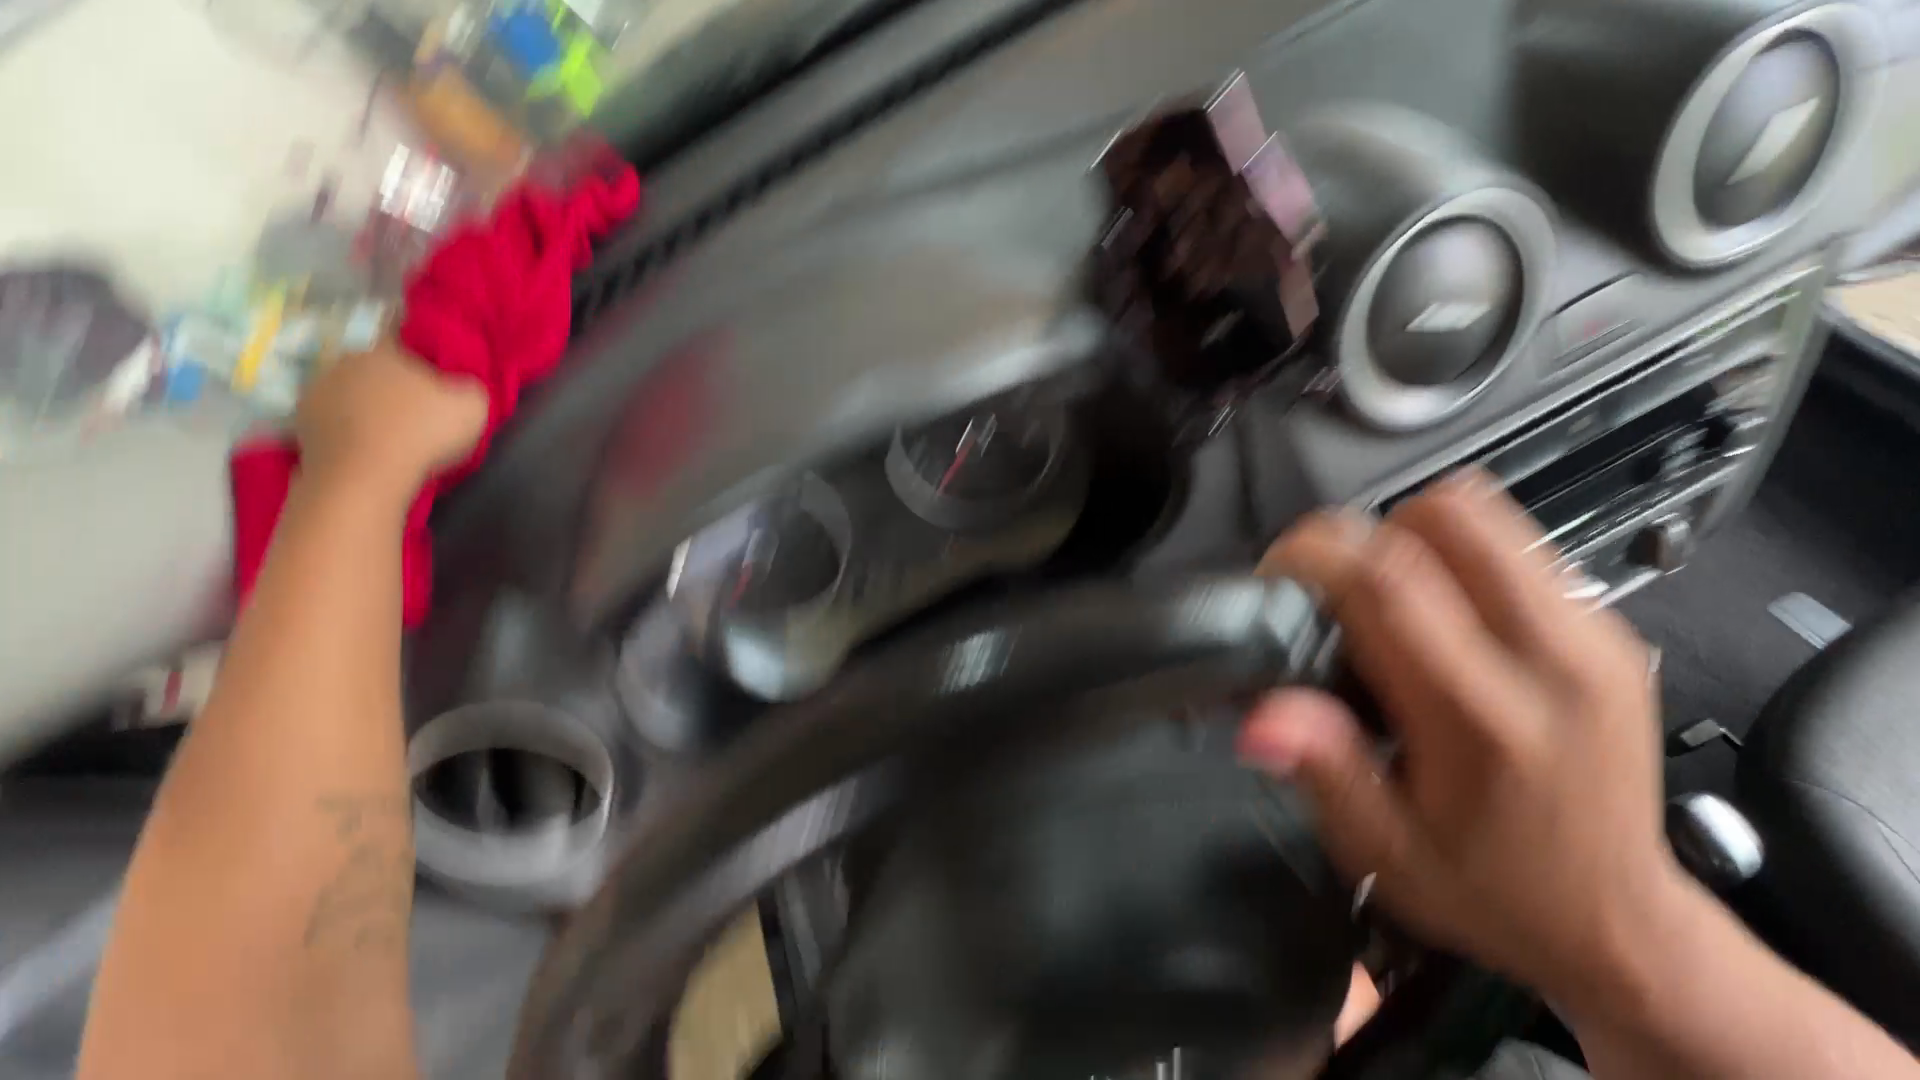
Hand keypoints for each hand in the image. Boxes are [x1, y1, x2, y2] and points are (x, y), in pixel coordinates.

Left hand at [294, 343, 488, 500]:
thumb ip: (469, 388)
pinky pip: (334, 426)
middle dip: (390, 387)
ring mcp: (314, 395)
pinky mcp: (300, 428)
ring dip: (366, 411)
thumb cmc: (422, 433)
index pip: (401, 344)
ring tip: (390, 438)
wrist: (365, 477)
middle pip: (372, 370)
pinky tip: (368, 453)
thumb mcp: (472, 406)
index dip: (419, 363)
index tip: (433, 385)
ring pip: (350, 397)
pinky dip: (348, 435)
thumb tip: (461, 385)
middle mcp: (342, 364)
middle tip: (415, 413)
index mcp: (382, 351)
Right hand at [1240, 472, 1684, 1015]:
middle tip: (1332, 587)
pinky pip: (1514, 546)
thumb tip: (1261, 716)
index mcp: (1486, 720)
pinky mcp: (1610, 628)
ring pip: (1485, 515)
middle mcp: (1552, 660)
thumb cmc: (1490, 887)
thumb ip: (1322, 770)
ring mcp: (1594, 635)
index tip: (1278, 571)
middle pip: (1447, 517)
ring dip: (1410, 539)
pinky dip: (1454, 559)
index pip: (1390, 582)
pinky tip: (1437, 619)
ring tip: (1382, 600)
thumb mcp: (1383, 850)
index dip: (1316, 554)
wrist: (1618, 920)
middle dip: (1367, 533)